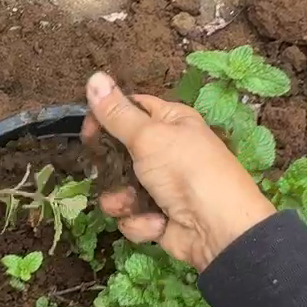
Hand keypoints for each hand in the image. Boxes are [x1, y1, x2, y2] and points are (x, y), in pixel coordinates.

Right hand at [83, 71, 272, 270]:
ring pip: (121, 188)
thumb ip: (116, 113)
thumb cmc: (186, 171)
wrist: (219, 230)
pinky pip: (133, 216)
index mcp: (171, 122)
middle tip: (101, 170)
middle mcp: (167, 151)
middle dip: (110, 166)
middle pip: (121, 152)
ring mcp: (163, 186)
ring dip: (121, 200)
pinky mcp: (159, 216)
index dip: (107, 117)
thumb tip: (94, 77)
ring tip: (130, 204)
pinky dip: (141, 222)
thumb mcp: (148, 136)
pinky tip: (157, 223)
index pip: (132, 109)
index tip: (87, 131)